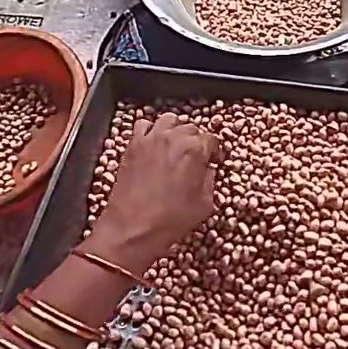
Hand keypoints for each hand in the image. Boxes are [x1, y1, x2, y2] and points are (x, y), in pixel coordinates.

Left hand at [83, 114, 222, 272]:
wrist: (132, 227)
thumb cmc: (169, 220)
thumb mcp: (204, 204)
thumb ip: (209, 180)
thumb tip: (207, 170)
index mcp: (195, 150)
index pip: (211, 139)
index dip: (215, 151)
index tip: (214, 159)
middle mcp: (173, 138)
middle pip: (191, 128)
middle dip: (196, 141)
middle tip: (196, 157)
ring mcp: (150, 139)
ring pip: (169, 120)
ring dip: (175, 130)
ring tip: (176, 145)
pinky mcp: (132, 146)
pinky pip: (143, 125)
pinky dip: (150, 130)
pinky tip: (153, 143)